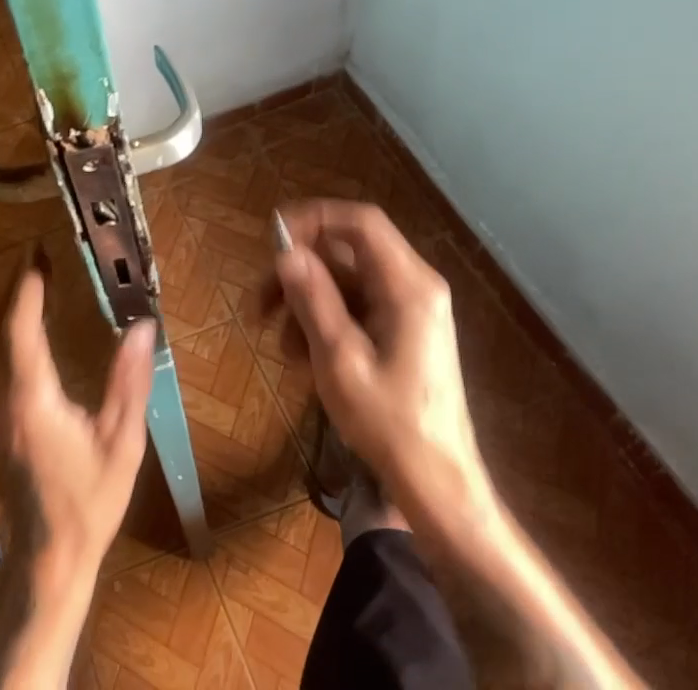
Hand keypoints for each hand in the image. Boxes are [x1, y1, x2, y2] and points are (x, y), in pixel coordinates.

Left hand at [0, 253, 155, 579]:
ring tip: (35, 277)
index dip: (26, 287)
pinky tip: (29, 323)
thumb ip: (130, 382)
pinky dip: (8, 329)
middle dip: (13, 286)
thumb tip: (142, 327)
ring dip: (8, 305)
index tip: (37, 252)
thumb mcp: (122, 442)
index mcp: (32, 399)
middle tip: (36, 252)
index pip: (19, 328)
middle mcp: (3, 397)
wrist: (50, 550)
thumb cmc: (90, 499)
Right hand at [267, 199, 491, 523]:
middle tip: (260, 306)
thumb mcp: (339, 359)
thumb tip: (287, 253)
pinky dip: (324, 322)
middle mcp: (414, 287)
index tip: (272, 242)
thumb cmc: (389, 421)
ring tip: (282, 346)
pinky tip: (303, 357)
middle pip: (346, 253)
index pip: (360, 223)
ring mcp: (410, 309)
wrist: (437, 478)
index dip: (313, 220)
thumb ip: (314, 300)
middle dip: (299, 274)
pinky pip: (356, 308)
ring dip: (306, 304)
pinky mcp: (403, 330)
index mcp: (408, 286)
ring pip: (346, 282)